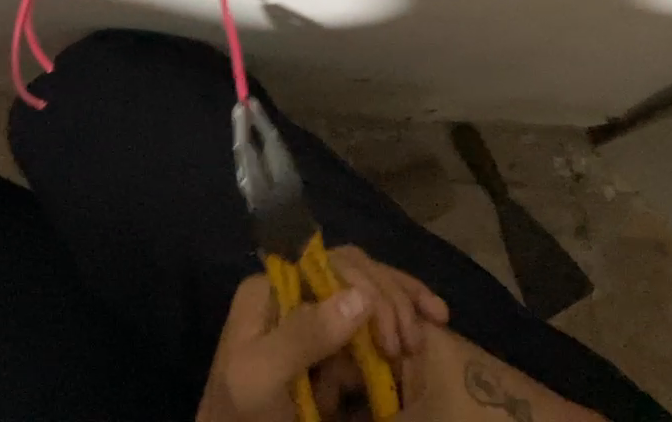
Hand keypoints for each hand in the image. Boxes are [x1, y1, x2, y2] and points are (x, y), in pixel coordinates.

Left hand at [196, 250, 448, 421]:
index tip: (393, 338)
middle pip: (355, 273)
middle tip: (414, 344)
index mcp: (271, 288)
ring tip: (430, 329)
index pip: (330, 264)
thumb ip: (304, 335)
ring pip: (368, 289)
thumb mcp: (263, 377)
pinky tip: (430, 319)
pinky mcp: (329, 343)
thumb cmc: (241, 416)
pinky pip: (370, 320)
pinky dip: (400, 318)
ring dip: (403, 305)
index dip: (371, 289)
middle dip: (391, 301)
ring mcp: (313, 315)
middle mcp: (293, 291)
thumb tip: (361, 296)